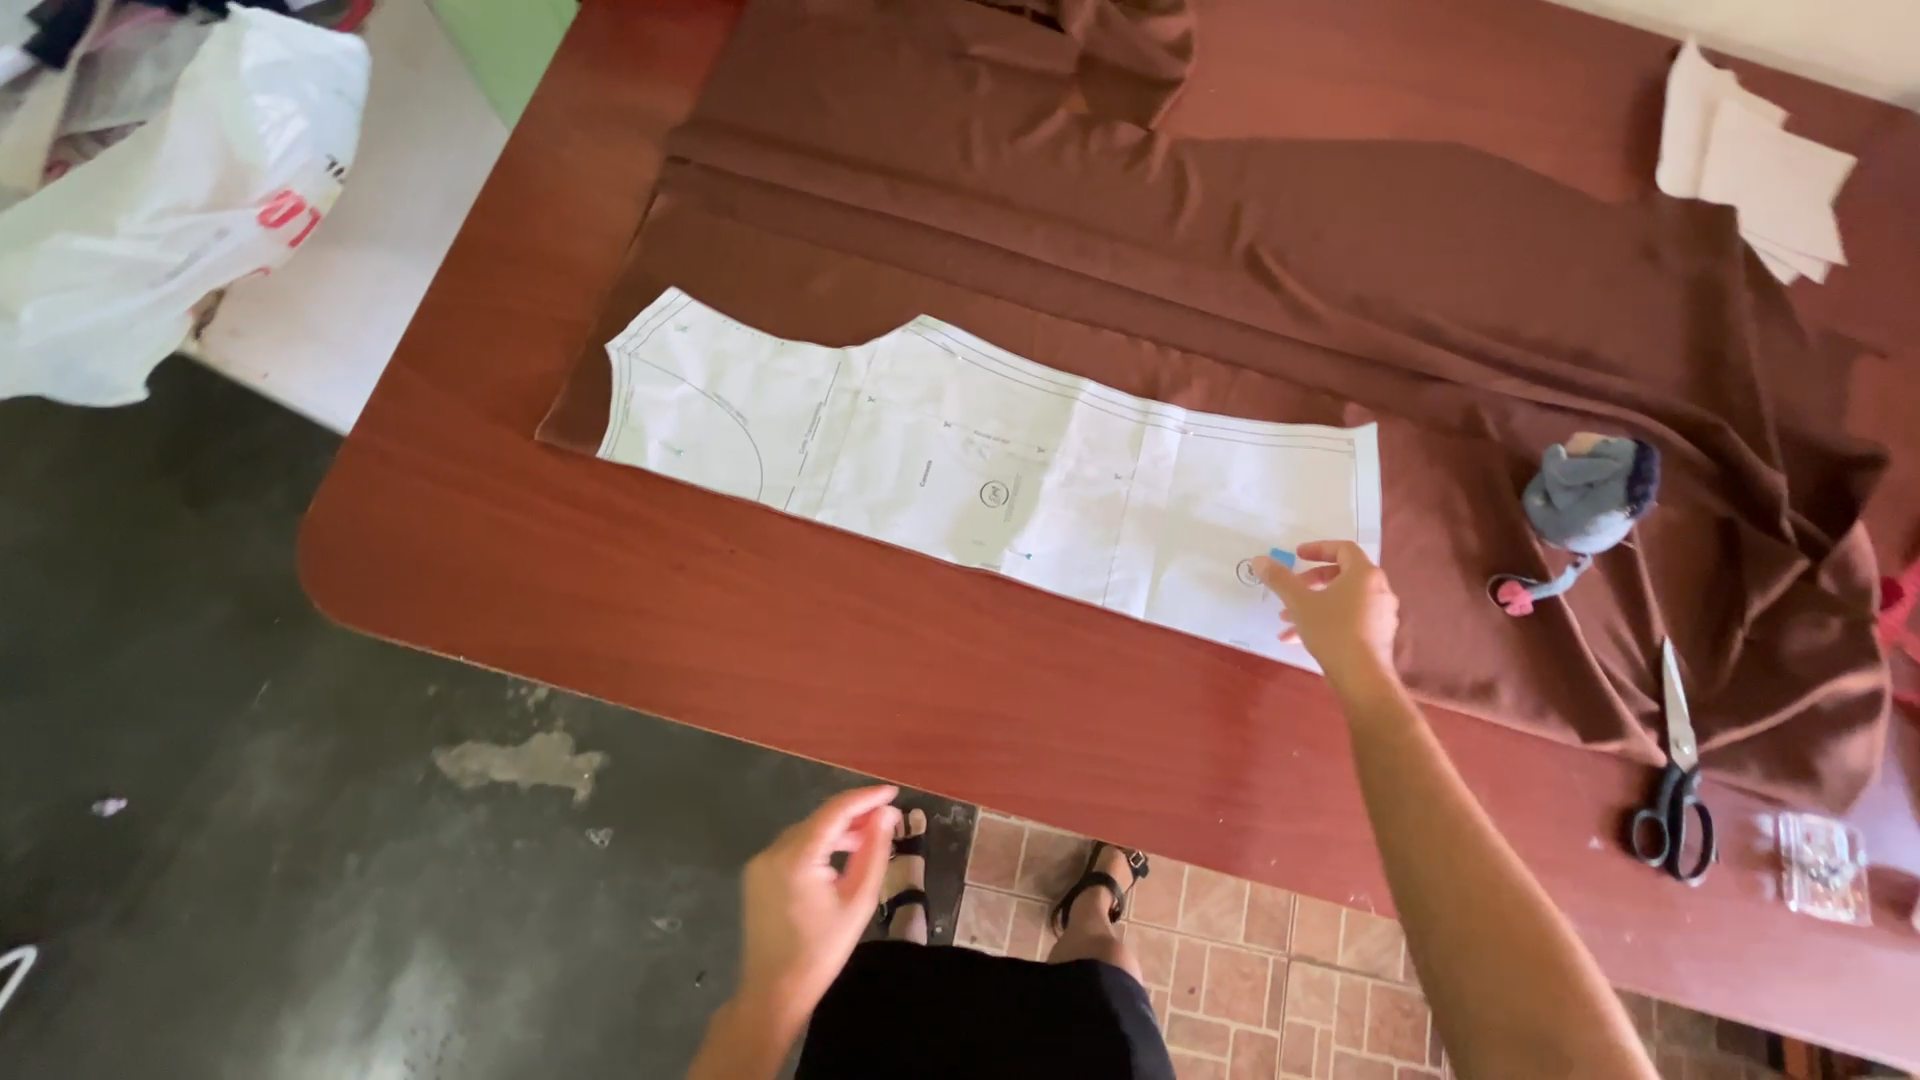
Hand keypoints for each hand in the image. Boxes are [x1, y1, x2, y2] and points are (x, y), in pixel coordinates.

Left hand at [736, 785, 900, 1032]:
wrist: (774, 992)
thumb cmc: (821, 951)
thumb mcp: (858, 901)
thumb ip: (874, 852)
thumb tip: (886, 814)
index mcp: (796, 856)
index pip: (835, 810)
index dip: (865, 797)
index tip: (893, 792)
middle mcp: (773, 850)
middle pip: (820, 819)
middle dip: (854, 815)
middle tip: (887, 819)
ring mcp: (761, 862)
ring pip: (807, 832)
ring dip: (837, 831)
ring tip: (867, 840)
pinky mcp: (757, 874)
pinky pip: (793, 847)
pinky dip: (818, 845)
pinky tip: (839, 857)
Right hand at [1254, 541, 1399, 690]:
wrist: (1362, 676)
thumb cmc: (1332, 630)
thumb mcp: (1299, 602)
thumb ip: (1279, 579)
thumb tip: (1260, 559)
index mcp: (1364, 575)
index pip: (1344, 548)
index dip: (1318, 548)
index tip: (1297, 555)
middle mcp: (1378, 589)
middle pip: (1342, 575)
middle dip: (1310, 582)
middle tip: (1291, 589)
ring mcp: (1381, 613)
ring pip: (1343, 599)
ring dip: (1314, 604)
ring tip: (1287, 620)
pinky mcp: (1378, 634)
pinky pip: (1350, 618)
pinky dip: (1326, 620)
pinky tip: (1300, 638)